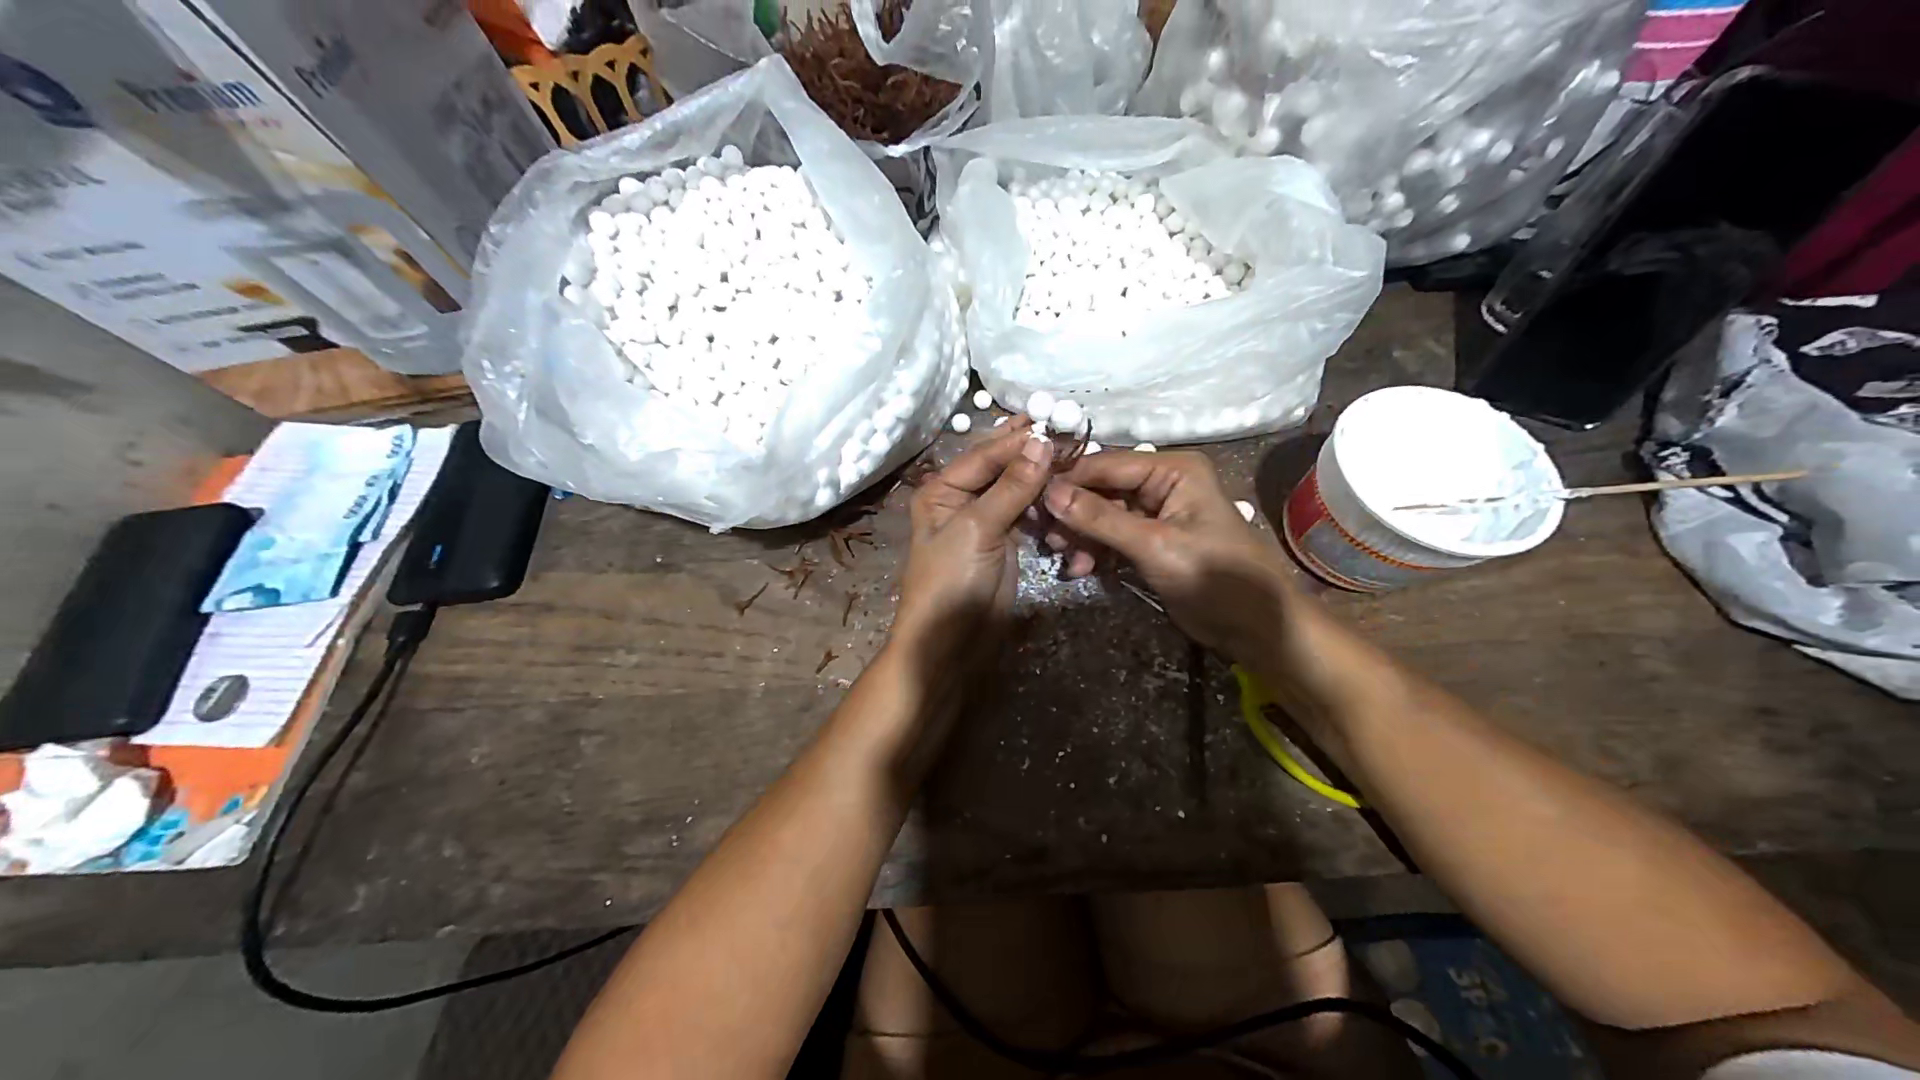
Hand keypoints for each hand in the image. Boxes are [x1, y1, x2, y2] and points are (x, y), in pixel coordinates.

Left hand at [892, 419, 1052, 666]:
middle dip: (1032, 452)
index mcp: (943, 490)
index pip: (986, 455)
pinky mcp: (1004, 544)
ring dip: (1043, 477)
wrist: (950, 645)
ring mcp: (985, 523)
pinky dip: (1045, 505)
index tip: (1058, 424)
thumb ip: (1011, 486)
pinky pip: (1027, 515)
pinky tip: (1065, 491)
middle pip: (1001, 468)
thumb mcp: (977, 529)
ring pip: (1018, 491)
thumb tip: (1042, 442)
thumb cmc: (951, 582)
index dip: (1020, 440)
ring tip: (1076, 456)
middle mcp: (962, 500)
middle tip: (1070, 430)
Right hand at [1041, 450, 1297, 664]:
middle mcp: (1162, 483)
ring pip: (1101, 516)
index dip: (1068, 481)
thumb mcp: (1153, 545)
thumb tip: (1049, 494)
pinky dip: (1095, 552)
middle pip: (1101, 489)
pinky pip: (1111, 538)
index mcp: (1172, 469)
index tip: (1032, 500)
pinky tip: (1081, 570)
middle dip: (1073, 514)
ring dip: (1081, 537)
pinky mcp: (1150, 542)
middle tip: (1046, 537)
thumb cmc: (1213, 575)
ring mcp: (1155, 514)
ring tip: (1064, 558)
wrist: (1253, 625)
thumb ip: (1099, 519)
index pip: (1106, 464)